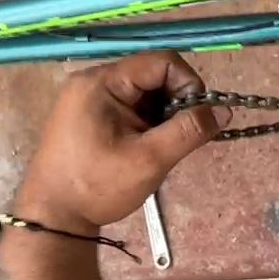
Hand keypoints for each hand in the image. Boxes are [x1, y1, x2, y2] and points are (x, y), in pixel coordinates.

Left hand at [11, 51, 227, 233]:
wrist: (53, 216)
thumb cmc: (98, 185)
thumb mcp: (150, 159)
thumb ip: (190, 131)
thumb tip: (225, 111)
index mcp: (103, 83)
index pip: (164, 62)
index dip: (189, 85)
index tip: (194, 118)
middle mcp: (94, 81)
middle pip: (155, 74)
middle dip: (177, 102)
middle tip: (177, 136)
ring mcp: (90, 96)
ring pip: (147, 90)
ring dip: (164, 113)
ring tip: (160, 144)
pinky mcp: (91, 112)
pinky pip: (133, 103)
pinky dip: (149, 120)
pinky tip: (146, 144)